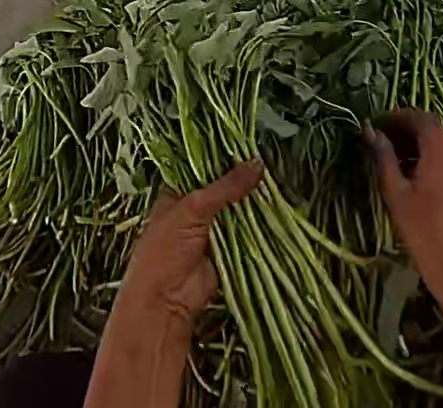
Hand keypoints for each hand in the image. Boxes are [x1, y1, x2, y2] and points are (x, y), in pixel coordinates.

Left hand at [114, 159, 263, 325]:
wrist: (166, 303)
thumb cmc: (166, 249)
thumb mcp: (193, 208)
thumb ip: (226, 186)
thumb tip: (258, 162)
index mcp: (178, 191)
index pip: (202, 164)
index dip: (221, 153)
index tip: (246, 139)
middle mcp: (195, 206)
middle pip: (222, 185)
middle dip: (241, 175)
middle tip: (266, 155)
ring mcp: (212, 226)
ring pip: (236, 206)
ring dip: (252, 197)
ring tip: (275, 174)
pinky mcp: (228, 246)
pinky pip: (247, 228)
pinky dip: (259, 219)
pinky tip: (276, 202)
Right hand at [368, 112, 442, 407]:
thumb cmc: (420, 228)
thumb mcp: (395, 189)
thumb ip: (383, 156)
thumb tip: (369, 130)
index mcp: (439, 149)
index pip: (419, 118)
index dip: (396, 117)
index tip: (375, 124)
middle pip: (429, 126)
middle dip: (404, 127)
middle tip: (379, 136)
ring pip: (437, 140)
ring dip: (414, 140)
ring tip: (388, 152)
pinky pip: (442, 155)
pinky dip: (424, 153)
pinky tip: (406, 170)